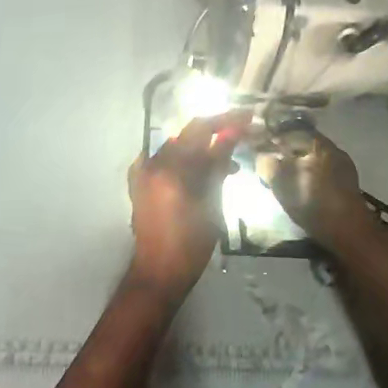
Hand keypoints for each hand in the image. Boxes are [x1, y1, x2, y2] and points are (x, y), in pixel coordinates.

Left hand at [126, 111, 245, 300]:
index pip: (200, 129)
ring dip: (201, 149)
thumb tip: (231, 133)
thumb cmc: (191, 243)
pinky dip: (184, 161)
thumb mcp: (211, 203)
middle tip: (242, 134)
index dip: (226, 120)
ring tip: (227, 165)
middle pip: (187, 135)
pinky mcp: (139, 183)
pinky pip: (164, 161)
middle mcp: (152, 163)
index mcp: (170, 168)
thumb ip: (217, 164)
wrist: (159, 270)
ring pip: (177, 148)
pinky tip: (200, 173)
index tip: (248, 117)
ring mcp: (142, 172)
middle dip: (215, 132)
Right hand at [255, 126, 377, 250]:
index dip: (274, 136)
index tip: (260, 146)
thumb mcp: (282, 183)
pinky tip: (301, 188)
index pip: (292, 130)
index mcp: (319, 144)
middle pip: (304, 144)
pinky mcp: (346, 184)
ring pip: (313, 159)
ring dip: (298, 165)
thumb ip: (268, 165)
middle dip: (286, 151)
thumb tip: (262, 156)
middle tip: (270, 162)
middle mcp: (334, 150)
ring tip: (282, 177)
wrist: (347, 231)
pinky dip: (309, 175)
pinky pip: (322, 172)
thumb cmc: (313, 202)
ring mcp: (343, 167)